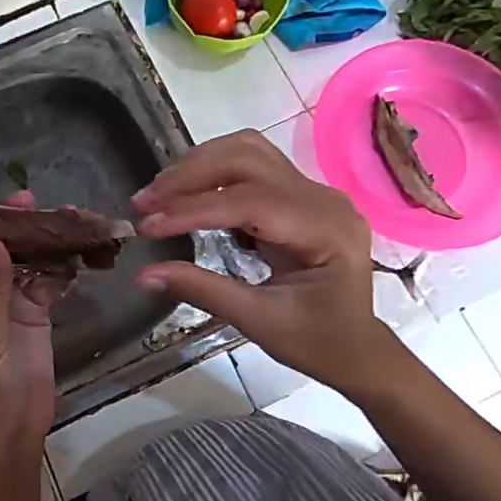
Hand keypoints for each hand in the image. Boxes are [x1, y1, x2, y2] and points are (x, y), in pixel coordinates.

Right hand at [131, 130, 401, 393]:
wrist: (357, 349)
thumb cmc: (316, 340)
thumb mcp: (257, 320)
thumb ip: (201, 289)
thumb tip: (143, 275)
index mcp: (324, 229)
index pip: (247, 201)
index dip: (192, 210)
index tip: (146, 226)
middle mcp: (322, 198)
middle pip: (246, 159)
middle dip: (188, 177)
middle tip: (144, 203)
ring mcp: (311, 191)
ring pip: (246, 151)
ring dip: (196, 166)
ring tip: (159, 194)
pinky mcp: (295, 194)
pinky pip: (249, 163)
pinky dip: (210, 170)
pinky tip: (184, 193)